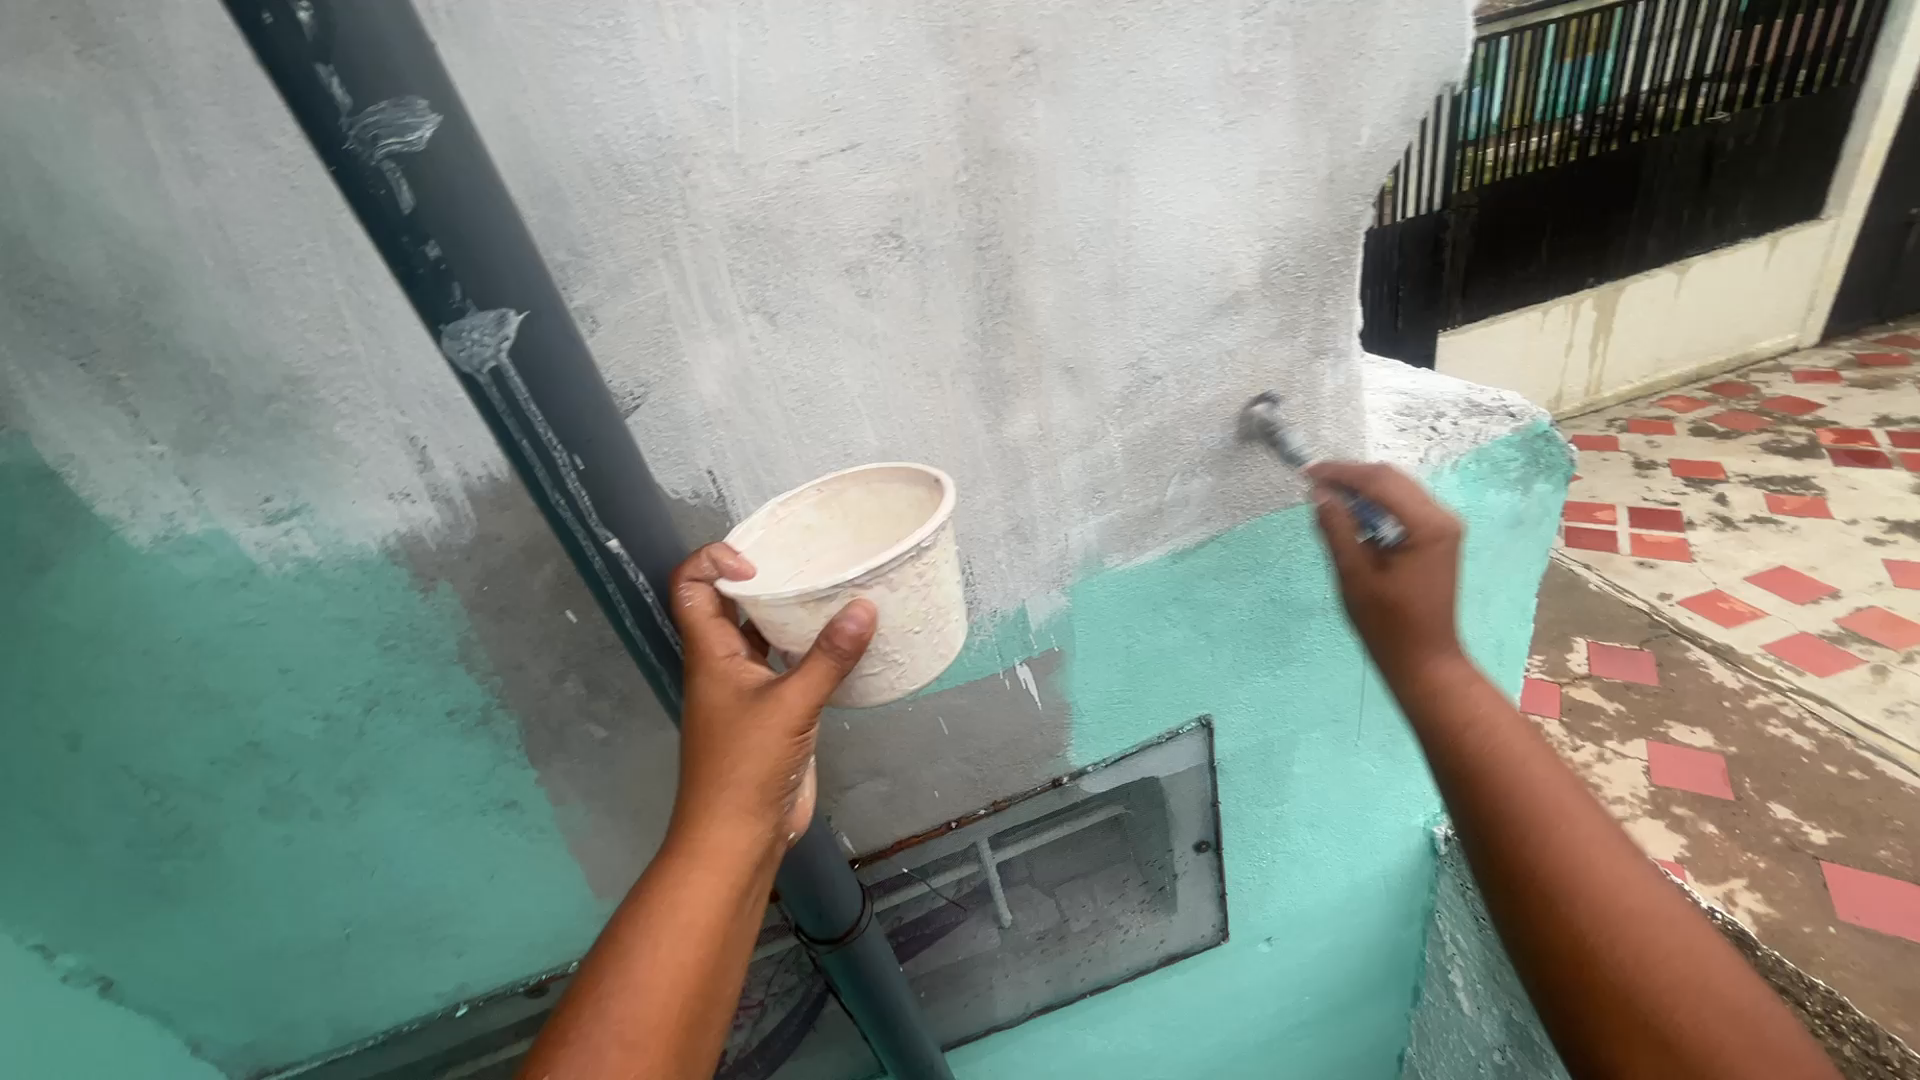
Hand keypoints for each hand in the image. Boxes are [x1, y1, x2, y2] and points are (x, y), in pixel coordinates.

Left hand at [668, 543, 876, 861]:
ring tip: (833, 589)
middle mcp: (725, 664)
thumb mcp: (791, 706)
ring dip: (789, 612)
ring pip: (763, 635)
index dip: (713, 561)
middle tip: (809, 560)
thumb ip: (828, 657)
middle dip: (763, 578)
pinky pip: (790, 665)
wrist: (738, 838)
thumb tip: (865, 607)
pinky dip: (811, 648)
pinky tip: (845, 640)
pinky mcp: (775, 712)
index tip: (759, 562)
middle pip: (730, 605)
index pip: (691, 587)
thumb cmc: (747, 768)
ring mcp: (750, 689)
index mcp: (710, 653)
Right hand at [1307, 462, 1465, 685]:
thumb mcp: (1353, 574)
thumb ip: (1336, 528)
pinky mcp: (1435, 537)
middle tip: (1312, 483)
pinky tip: (1350, 514)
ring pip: (1396, 489)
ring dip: (1360, 489)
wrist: (1423, 657)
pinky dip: (1373, 504)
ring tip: (1325, 496)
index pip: (1379, 482)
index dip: (1340, 472)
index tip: (1306, 473)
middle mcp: (1441, 518)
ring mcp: (1442, 527)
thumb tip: (1319, 493)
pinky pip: (1401, 507)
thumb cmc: (1387, 623)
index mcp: (1427, 525)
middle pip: (1391, 479)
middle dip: (1350, 476)